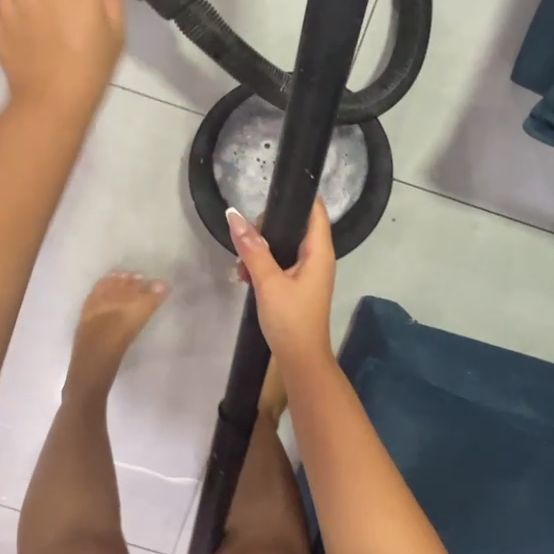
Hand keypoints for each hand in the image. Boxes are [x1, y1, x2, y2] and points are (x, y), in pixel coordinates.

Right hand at [227, 200, 336, 366]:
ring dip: (260, 250)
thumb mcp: (267, 282)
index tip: (269, 193)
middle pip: (294, 226)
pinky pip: (280, 264)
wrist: (300, 360)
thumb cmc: (290, 319)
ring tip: (241, 265)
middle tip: (244, 240)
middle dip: (266, 229)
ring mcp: (308, 272)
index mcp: (319, 251)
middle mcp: (318, 257)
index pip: (315, 210)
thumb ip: (252, 248)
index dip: (296, 196)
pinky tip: (244, 276)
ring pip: (283, 246)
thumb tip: (234, 215)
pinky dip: (263, 266)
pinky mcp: (298, 285)